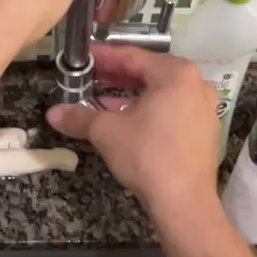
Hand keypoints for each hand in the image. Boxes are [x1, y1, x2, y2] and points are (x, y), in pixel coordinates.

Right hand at [46, 44, 222, 220]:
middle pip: (149, 73)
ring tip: (102, 100)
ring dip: (131, 95)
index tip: (85, 55)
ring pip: (161, 93)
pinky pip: (172, 110)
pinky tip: (127, 121)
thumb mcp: (107, 131)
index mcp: (176, 74)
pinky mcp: (204, 131)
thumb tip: (52, 114)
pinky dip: (149, 110)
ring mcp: (204, 108)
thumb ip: (79, 117)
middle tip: (91, 76)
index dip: (105, 56)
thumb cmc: (147, 154)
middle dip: (117, 76)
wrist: (184, 201)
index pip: (133, 56)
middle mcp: (195, 84)